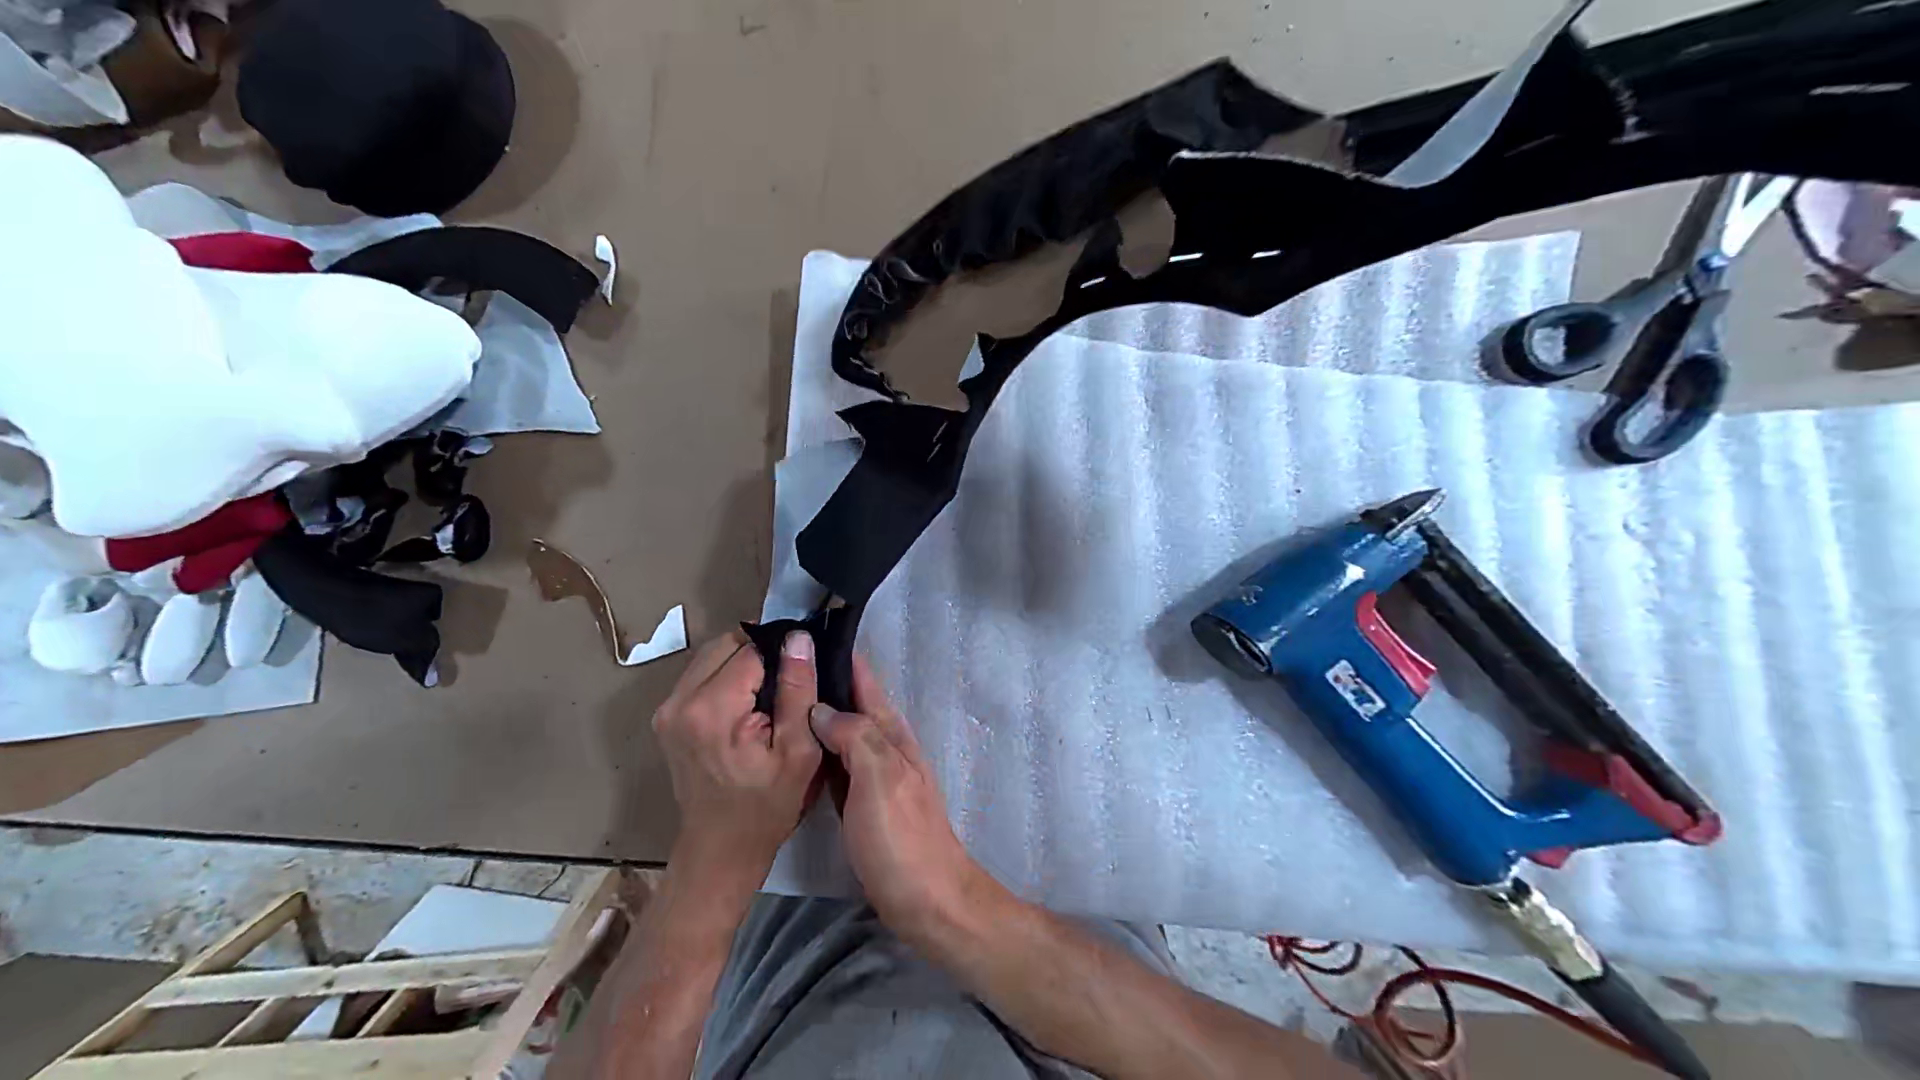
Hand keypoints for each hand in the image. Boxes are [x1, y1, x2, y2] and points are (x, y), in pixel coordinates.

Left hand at [652, 630, 822, 886]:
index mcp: (712, 709)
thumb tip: (800, 639)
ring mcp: (667, 708)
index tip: (805, 668)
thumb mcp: (798, 752)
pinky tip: (749, 701)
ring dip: (744, 662)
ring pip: (712, 655)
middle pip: (728, 643)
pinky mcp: (666, 716)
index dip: (783, 651)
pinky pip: (701, 674)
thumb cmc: (766, 807)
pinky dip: (727, 676)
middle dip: (762, 652)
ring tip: (772, 690)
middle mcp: (680, 701)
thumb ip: (799, 690)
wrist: (720, 850)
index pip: (752, 648)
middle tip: (790, 679)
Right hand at [808, 656, 997, 941]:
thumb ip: (855, 737)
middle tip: (780, 663)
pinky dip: (817, 750)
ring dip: (819, 714)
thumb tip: (822, 706)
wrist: (928, 901)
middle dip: (824, 682)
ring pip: (842, 733)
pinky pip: (835, 765)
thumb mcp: (880, 779)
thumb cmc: (903, 838)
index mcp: (891, 735)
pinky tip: (796, 750)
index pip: (865, 683)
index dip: (842, 656)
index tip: (809, 632)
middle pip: (852, 704)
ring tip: (781, 697)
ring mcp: (873, 777)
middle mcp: (884, 748)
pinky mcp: (862, 803)